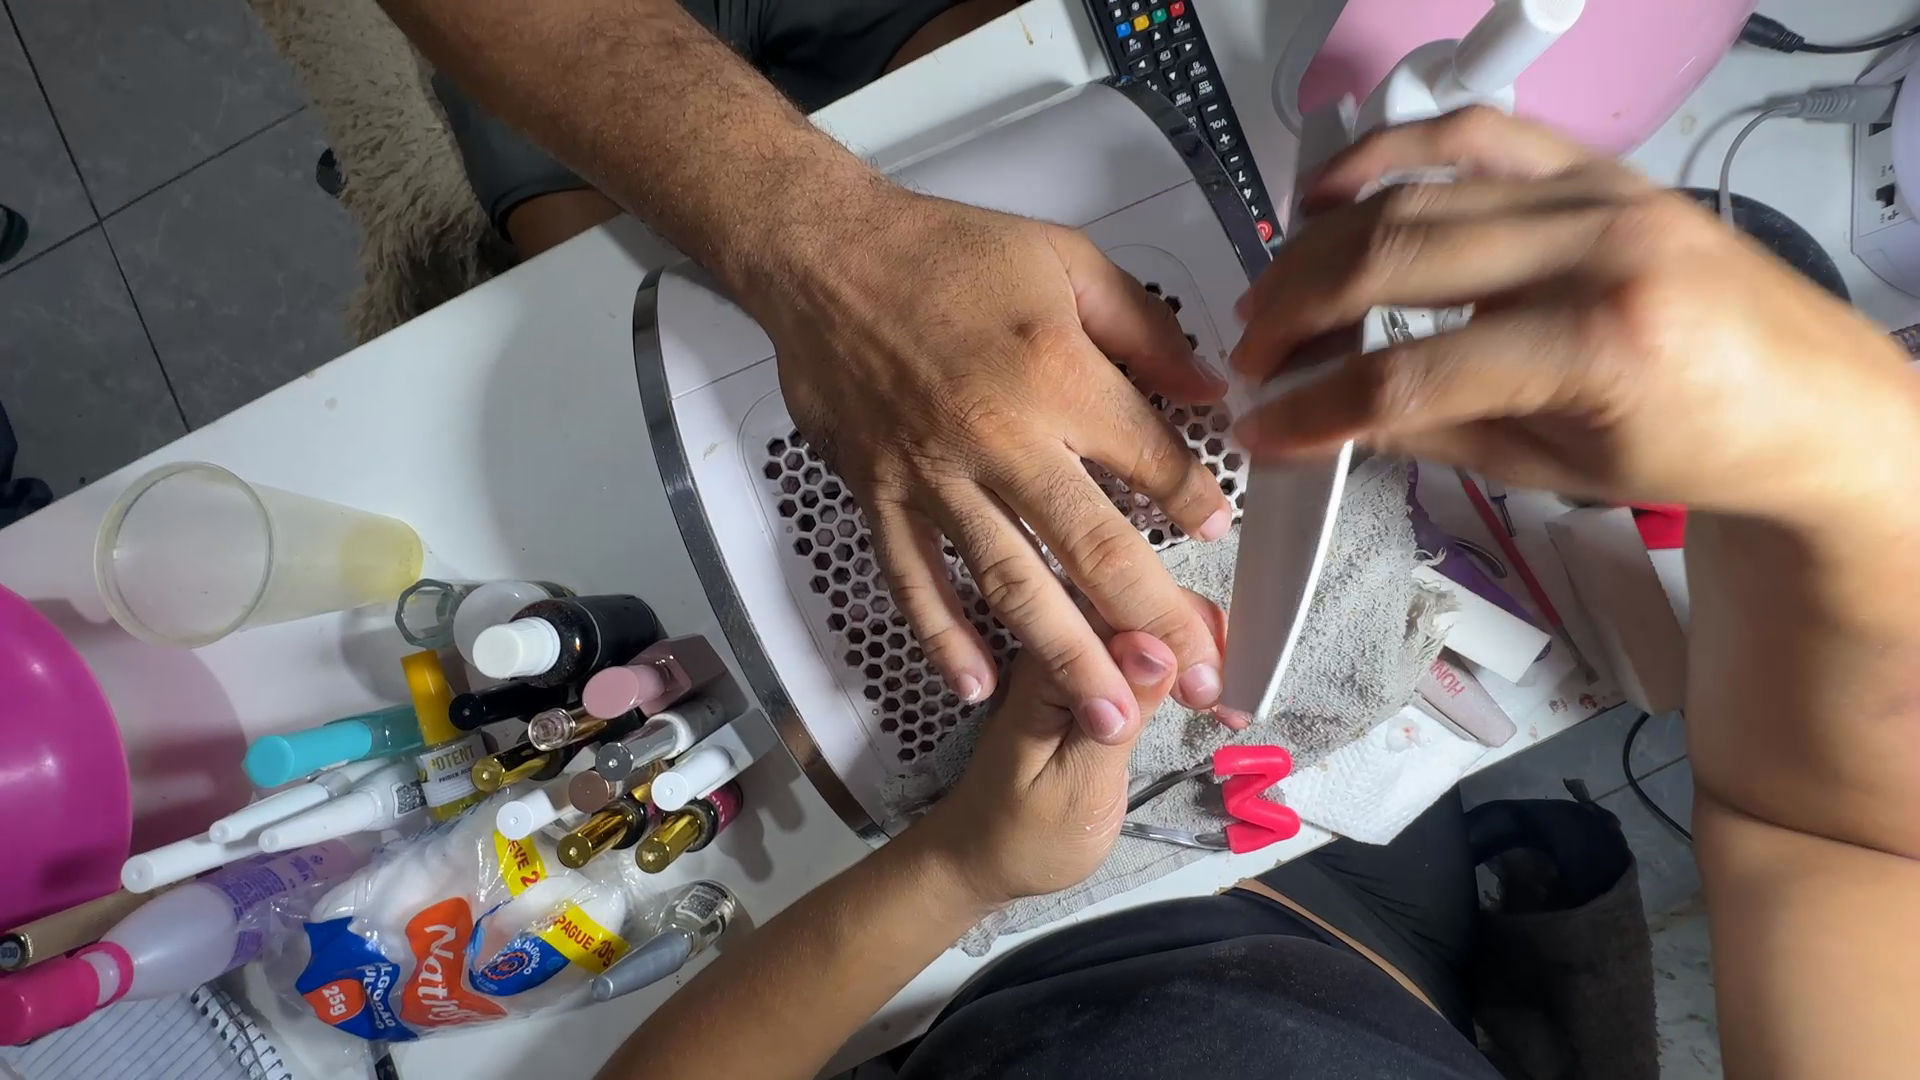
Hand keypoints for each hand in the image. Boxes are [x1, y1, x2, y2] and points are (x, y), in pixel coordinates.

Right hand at [747, 189, 1232, 741]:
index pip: (1152, 461)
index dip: (1195, 505)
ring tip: (1107, 717)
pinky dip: (944, 637)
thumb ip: (1144, 330)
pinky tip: (979, 685)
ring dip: (1063, 655)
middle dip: (1151, 622)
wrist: (824, 258)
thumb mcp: (1065, 261)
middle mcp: (1000, 441)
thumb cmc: (943, 254)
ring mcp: (934, 480)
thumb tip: (1207, 387)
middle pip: (1091, 548)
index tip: (1215, 539)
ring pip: (1009, 583)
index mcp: (1056, 375)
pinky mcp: (880, 499)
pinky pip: (914, 580)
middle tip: (1194, 683)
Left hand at [912, 616, 1200, 906]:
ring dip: (1191, 648)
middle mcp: (1052, 644)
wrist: (983, 852)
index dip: (1179, 633)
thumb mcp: (1077, 790)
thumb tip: (1157, 649)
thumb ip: (1116, 723)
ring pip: (1141, 620)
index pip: (1118, 609)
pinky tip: (1204, 692)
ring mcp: (1067, 652)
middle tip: (1233, 698)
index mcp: (1043, 666)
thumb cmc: (1026, 834)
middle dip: (1194, 635)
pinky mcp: (1084, 670)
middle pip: (1133, 603)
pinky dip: (1177, 663)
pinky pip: (1136, 648)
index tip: (1220, 686)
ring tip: (1227, 701)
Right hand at [1229, 107, 1919, 525]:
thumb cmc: (1684, 447)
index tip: (1258, 426)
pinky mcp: (1592, 167)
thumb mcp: (1537, 468)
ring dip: (1313, 248)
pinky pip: (1471, 137)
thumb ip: (1415, 435)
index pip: (1404, 377)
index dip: (1310, 408)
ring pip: (1410, 198)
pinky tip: (1323, 191)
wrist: (1810, 399)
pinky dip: (1382, 155)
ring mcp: (1596, 193)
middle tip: (1247, 354)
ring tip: (1266, 293)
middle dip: (1291, 313)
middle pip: (1389, 263)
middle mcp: (1599, 248)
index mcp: (1597, 349)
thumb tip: (1316, 420)